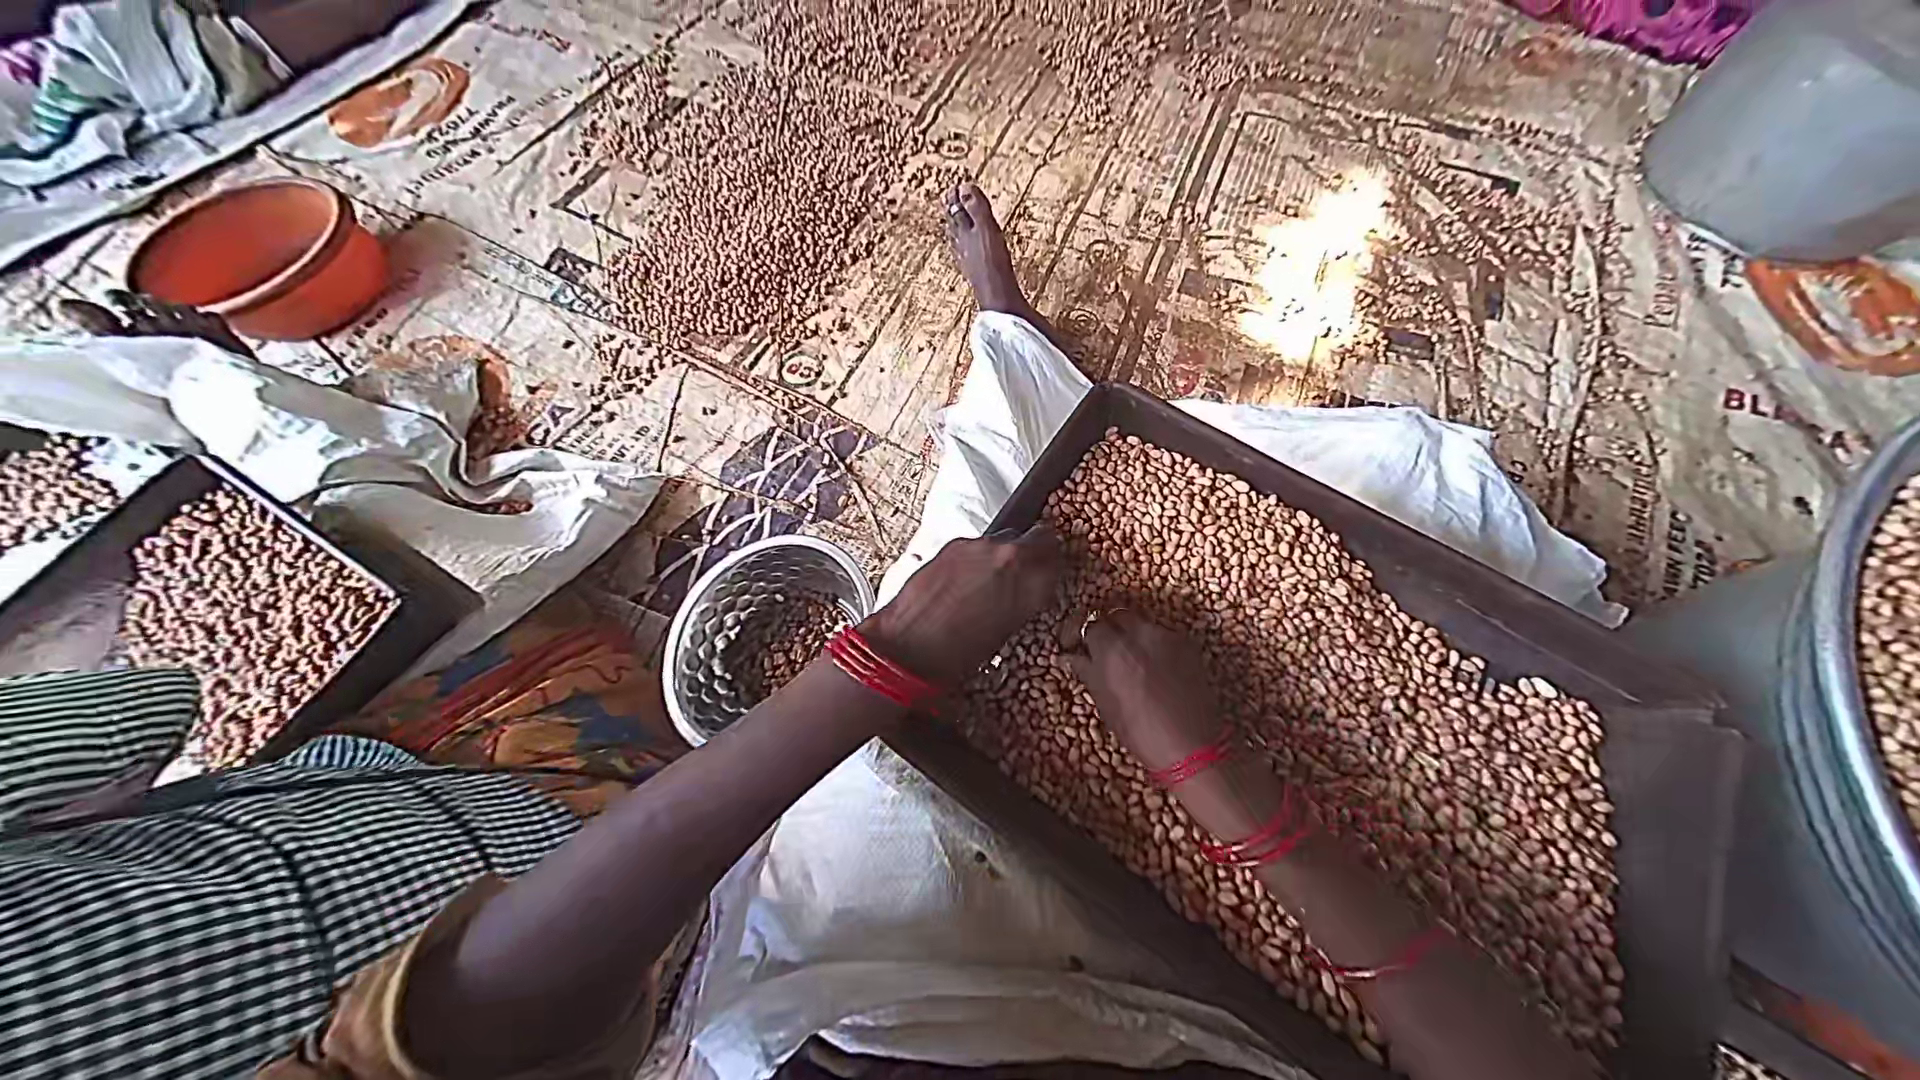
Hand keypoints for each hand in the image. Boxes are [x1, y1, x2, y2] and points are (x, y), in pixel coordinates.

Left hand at [862, 525, 1060, 686]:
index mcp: (1032, 583)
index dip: (1054, 564)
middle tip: (1027, 568)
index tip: (1050, 570)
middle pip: (1039, 536)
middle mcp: (1011, 556)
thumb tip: (1027, 589)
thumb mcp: (1007, 631)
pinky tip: (965, 580)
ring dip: (1003, 554)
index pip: (1059, 558)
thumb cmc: (957, 653)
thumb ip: (1024, 600)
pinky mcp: (954, 543)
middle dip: (1036, 549)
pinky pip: (977, 545)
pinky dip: (976, 558)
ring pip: (1005, 538)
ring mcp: (981, 546)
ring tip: (989, 580)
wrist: (909, 645)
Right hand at [1067, 610, 1225, 771]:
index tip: (1078, 646)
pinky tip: (1154, 668)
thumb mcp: (1104, 701)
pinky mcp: (1188, 645)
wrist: (1190, 746)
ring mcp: (1167, 636)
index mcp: (1112, 648)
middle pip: (1116, 614)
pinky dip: (1154, 645)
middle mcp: (1139, 633)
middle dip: (1108, 628)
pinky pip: (1164, 635)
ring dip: (1132, 635)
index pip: (1090, 624)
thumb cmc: (1139, 730)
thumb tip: (1070, 655)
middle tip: (1103, 649)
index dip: (1082, 635)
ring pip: (1142, 624)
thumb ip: (1086, 669)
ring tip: (1130, 660)